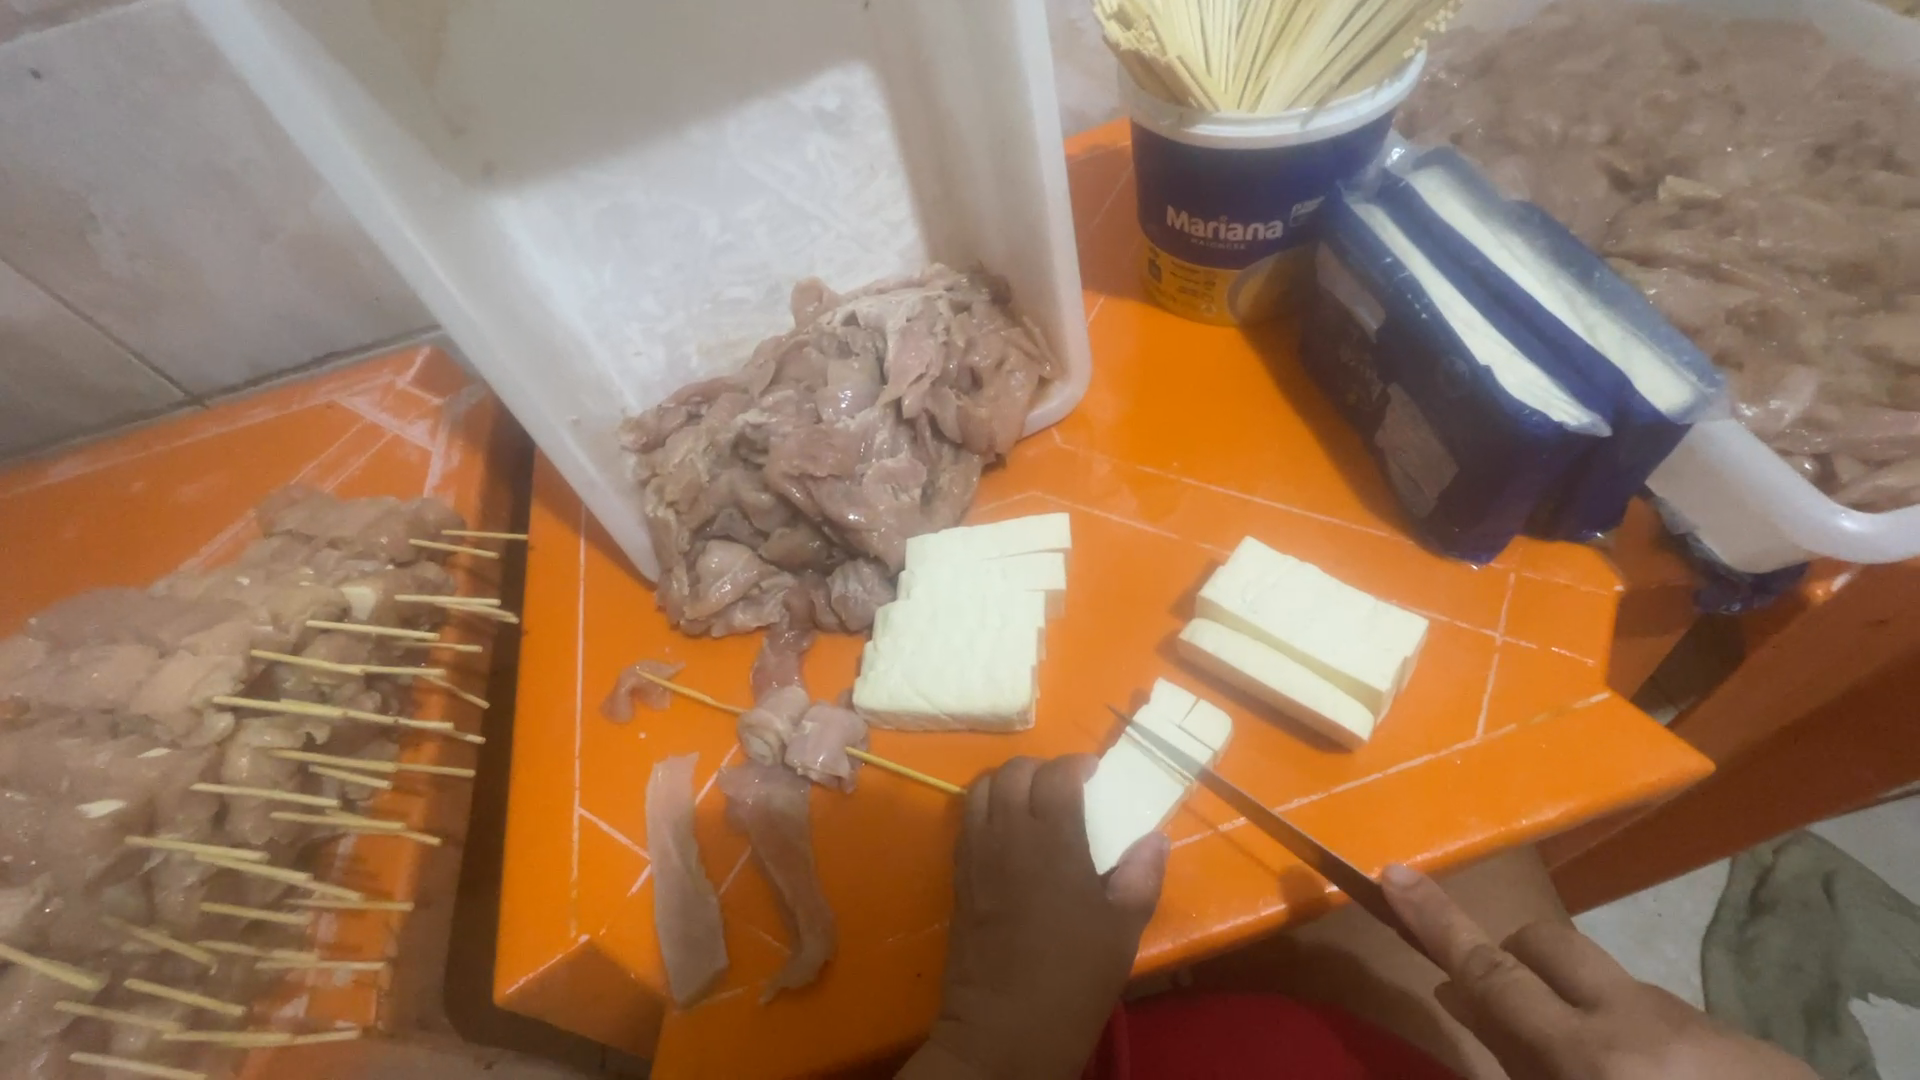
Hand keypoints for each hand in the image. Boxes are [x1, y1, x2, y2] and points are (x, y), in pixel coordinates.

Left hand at [907, 755, 1169, 1079]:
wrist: (1002, 1029)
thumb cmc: (1072, 978)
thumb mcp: (1122, 930)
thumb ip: (1141, 874)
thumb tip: (1154, 837)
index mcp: (1052, 838)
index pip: (1056, 773)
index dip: (1076, 764)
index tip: (1093, 774)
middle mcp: (1007, 832)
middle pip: (1013, 770)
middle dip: (1041, 768)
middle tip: (1064, 789)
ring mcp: (976, 851)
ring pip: (981, 787)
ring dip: (1007, 783)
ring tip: (1031, 803)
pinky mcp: (958, 873)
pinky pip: (966, 818)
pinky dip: (984, 807)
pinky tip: (1005, 833)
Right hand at [1381, 864, 1816, 1079]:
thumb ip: (1516, 1059)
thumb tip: (1461, 997)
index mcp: (1594, 1062)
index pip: (1492, 973)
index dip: (1437, 923)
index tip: (1395, 873)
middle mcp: (1647, 1027)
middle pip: (1548, 942)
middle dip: (1517, 957)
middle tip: (1519, 1007)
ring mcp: (1711, 1031)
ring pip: (1617, 986)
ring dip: (1596, 1015)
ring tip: (1622, 1078)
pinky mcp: (1765, 1049)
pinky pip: (1681, 1022)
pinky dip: (1660, 1047)